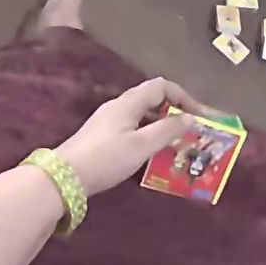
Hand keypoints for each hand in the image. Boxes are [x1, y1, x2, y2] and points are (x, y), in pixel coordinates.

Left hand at [56, 77, 217, 196]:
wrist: (65, 177)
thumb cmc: (107, 159)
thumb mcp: (142, 145)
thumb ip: (168, 130)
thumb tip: (191, 118)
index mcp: (128, 103)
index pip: (161, 87)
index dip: (184, 97)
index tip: (200, 116)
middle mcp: (118, 107)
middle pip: (152, 100)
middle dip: (175, 113)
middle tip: (191, 133)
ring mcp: (108, 122)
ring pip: (142, 117)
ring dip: (162, 127)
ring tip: (177, 146)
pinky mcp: (102, 138)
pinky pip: (133, 129)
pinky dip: (148, 136)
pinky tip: (153, 155)